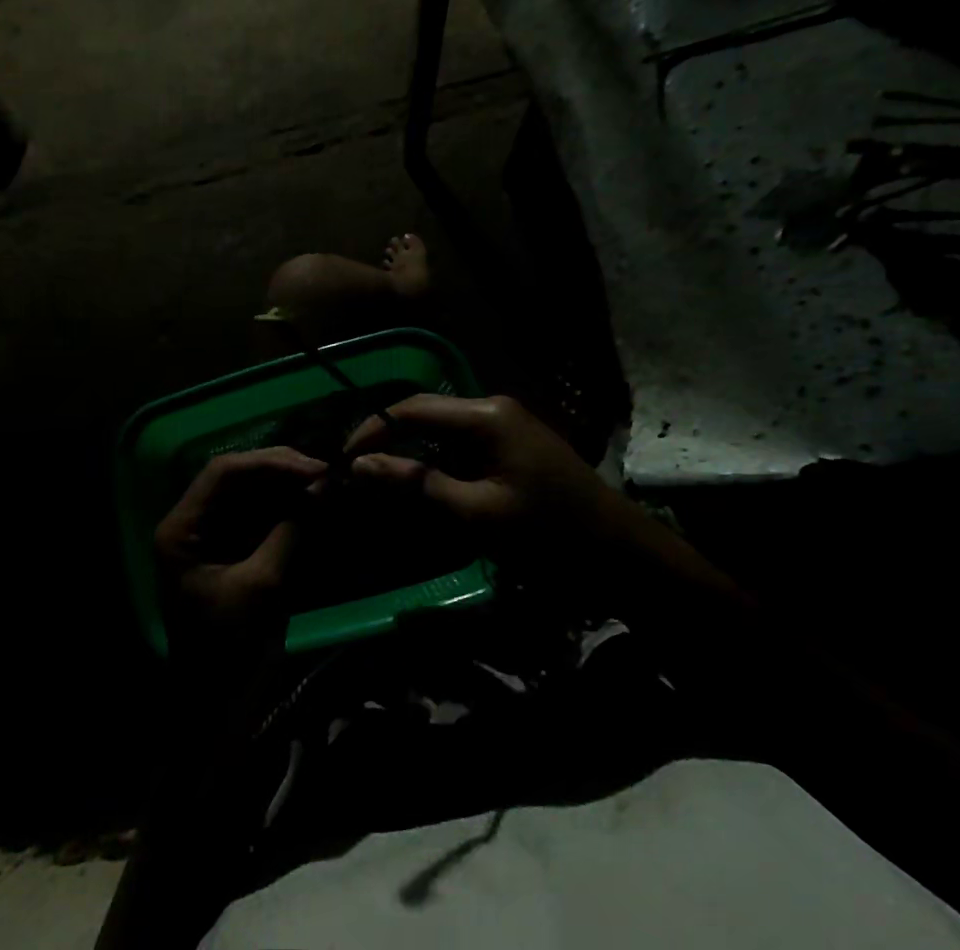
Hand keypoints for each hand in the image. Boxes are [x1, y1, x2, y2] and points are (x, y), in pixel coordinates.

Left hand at [155, 447, 327, 647]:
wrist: (214, 699)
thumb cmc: (227, 645)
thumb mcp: (262, 586)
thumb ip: (293, 531)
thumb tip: (327, 487)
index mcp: (182, 528)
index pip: (224, 472)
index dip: (272, 463)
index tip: (316, 470)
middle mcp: (192, 521)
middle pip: (238, 476)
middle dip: (284, 471)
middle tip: (328, 474)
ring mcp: (212, 534)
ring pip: (252, 492)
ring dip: (289, 485)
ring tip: (328, 484)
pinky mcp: (232, 547)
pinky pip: (260, 514)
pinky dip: (288, 507)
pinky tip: (315, 504)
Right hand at [345, 394, 636, 564]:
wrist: (618, 552)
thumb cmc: (548, 532)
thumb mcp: (475, 512)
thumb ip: (416, 484)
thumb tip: (359, 465)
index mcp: (486, 415)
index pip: (411, 408)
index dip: (370, 431)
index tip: (341, 461)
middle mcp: (494, 409)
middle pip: (425, 415)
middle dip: (388, 442)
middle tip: (355, 475)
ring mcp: (506, 426)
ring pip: (441, 433)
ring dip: (411, 456)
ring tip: (380, 485)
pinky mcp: (512, 447)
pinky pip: (461, 448)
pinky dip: (436, 466)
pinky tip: (422, 490)